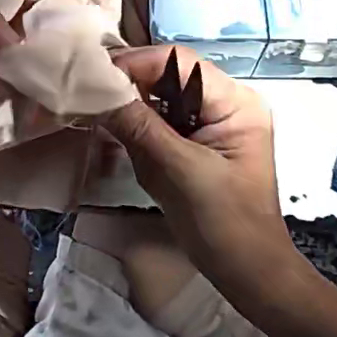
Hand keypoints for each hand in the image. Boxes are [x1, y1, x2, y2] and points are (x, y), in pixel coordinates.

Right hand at [101, 46, 308, 315]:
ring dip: (129, 105)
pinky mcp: (193, 140)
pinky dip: (135, 123)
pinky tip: (117, 134)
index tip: (95, 79)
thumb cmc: (224, 224)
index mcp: (235, 102)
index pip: (177, 61)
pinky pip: (157, 118)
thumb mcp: (178, 171)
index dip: (134, 64)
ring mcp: (208, 121)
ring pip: (157, 96)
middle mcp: (223, 102)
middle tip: (88, 95)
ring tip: (98, 114)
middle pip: (166, 74)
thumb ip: (137, 126)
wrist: (248, 275)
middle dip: (128, 84)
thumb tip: (96, 89)